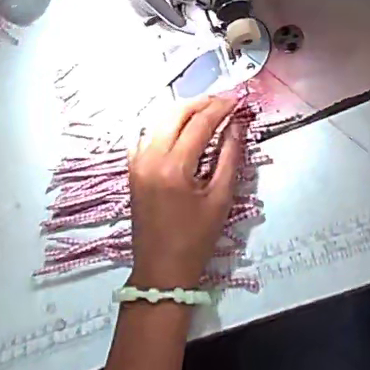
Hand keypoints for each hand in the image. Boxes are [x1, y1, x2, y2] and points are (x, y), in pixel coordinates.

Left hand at [127, 96, 243, 288]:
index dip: (221, 108)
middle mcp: (150, 158)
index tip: (237, 100)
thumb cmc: (196, 239)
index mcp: (174, 167)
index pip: (199, 123)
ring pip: (159, 120)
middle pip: (176, 113)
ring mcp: (137, 162)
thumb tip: (237, 125)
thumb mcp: (221, 198)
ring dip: (183, 111)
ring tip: (207, 111)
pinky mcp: (132, 168)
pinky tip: (180, 127)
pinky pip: (146, 134)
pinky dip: (165, 125)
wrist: (161, 269)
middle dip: (202, 103)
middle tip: (224, 102)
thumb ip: (230, 157)